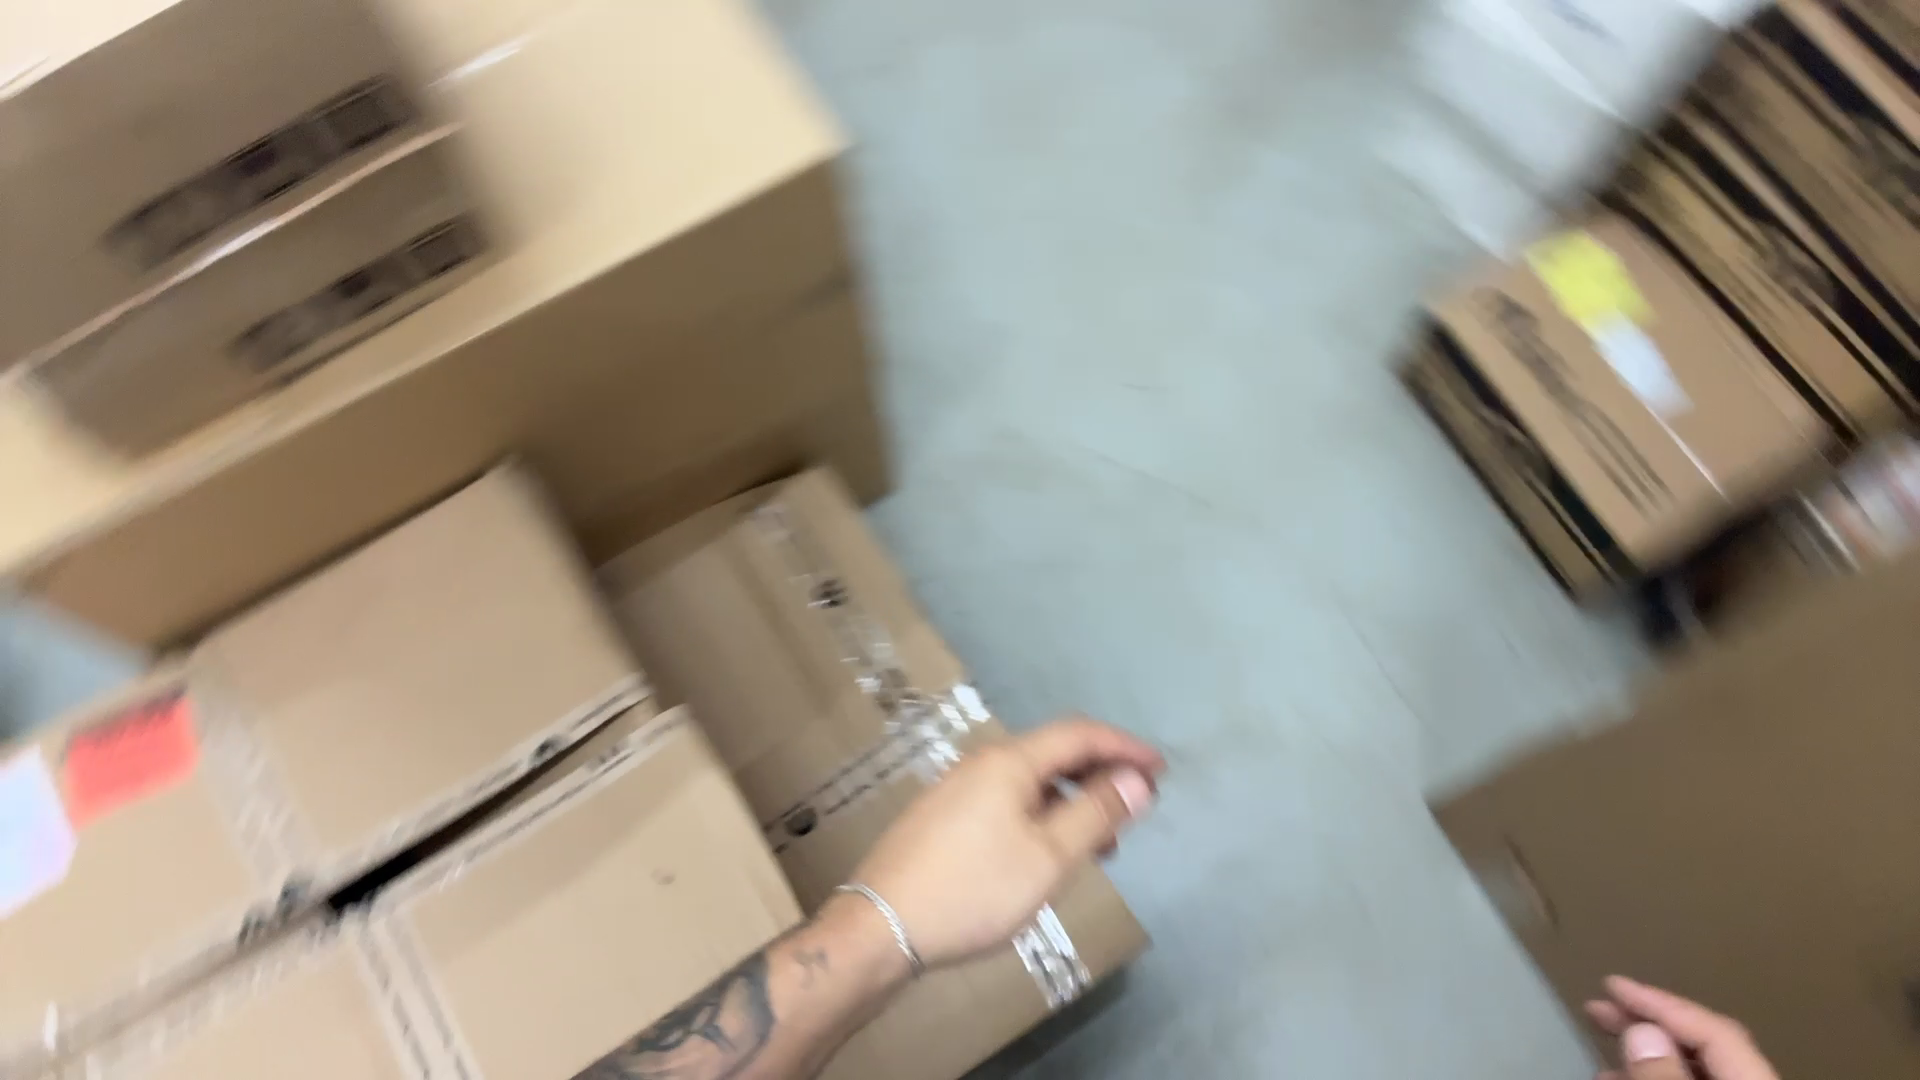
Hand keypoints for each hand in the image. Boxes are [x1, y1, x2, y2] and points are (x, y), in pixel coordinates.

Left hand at [847, 715, 1163, 969]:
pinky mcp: (945, 814)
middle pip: (1053, 753)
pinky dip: (1042, 813)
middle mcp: (983, 762)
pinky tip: (1048, 850)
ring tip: (1101, 841)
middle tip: (1135, 807)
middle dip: (1100, 773)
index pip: (1079, 734)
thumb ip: (1095, 814)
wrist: (881, 924)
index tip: (1159, 769)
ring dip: (1072, 799)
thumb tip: (1135, 779)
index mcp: (1009, 761)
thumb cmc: (973, 889)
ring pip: (1030, 780)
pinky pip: (1008, 799)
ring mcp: (959, 787)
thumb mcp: (1047, 857)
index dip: (1123, 746)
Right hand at [1585, 976, 1779, 1079]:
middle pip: (1708, 1043)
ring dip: (1645, 1048)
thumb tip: (1642, 1030)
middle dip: (1648, 1021)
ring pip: (1699, 1065)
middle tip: (1598, 1008)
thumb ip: (1669, 1077)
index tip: (1610, 983)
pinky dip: (1660, 1072)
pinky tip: (1622, 1073)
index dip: (1661, 1003)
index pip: (1717, 1030)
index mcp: (1761, 1079)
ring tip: (1602, 1045)